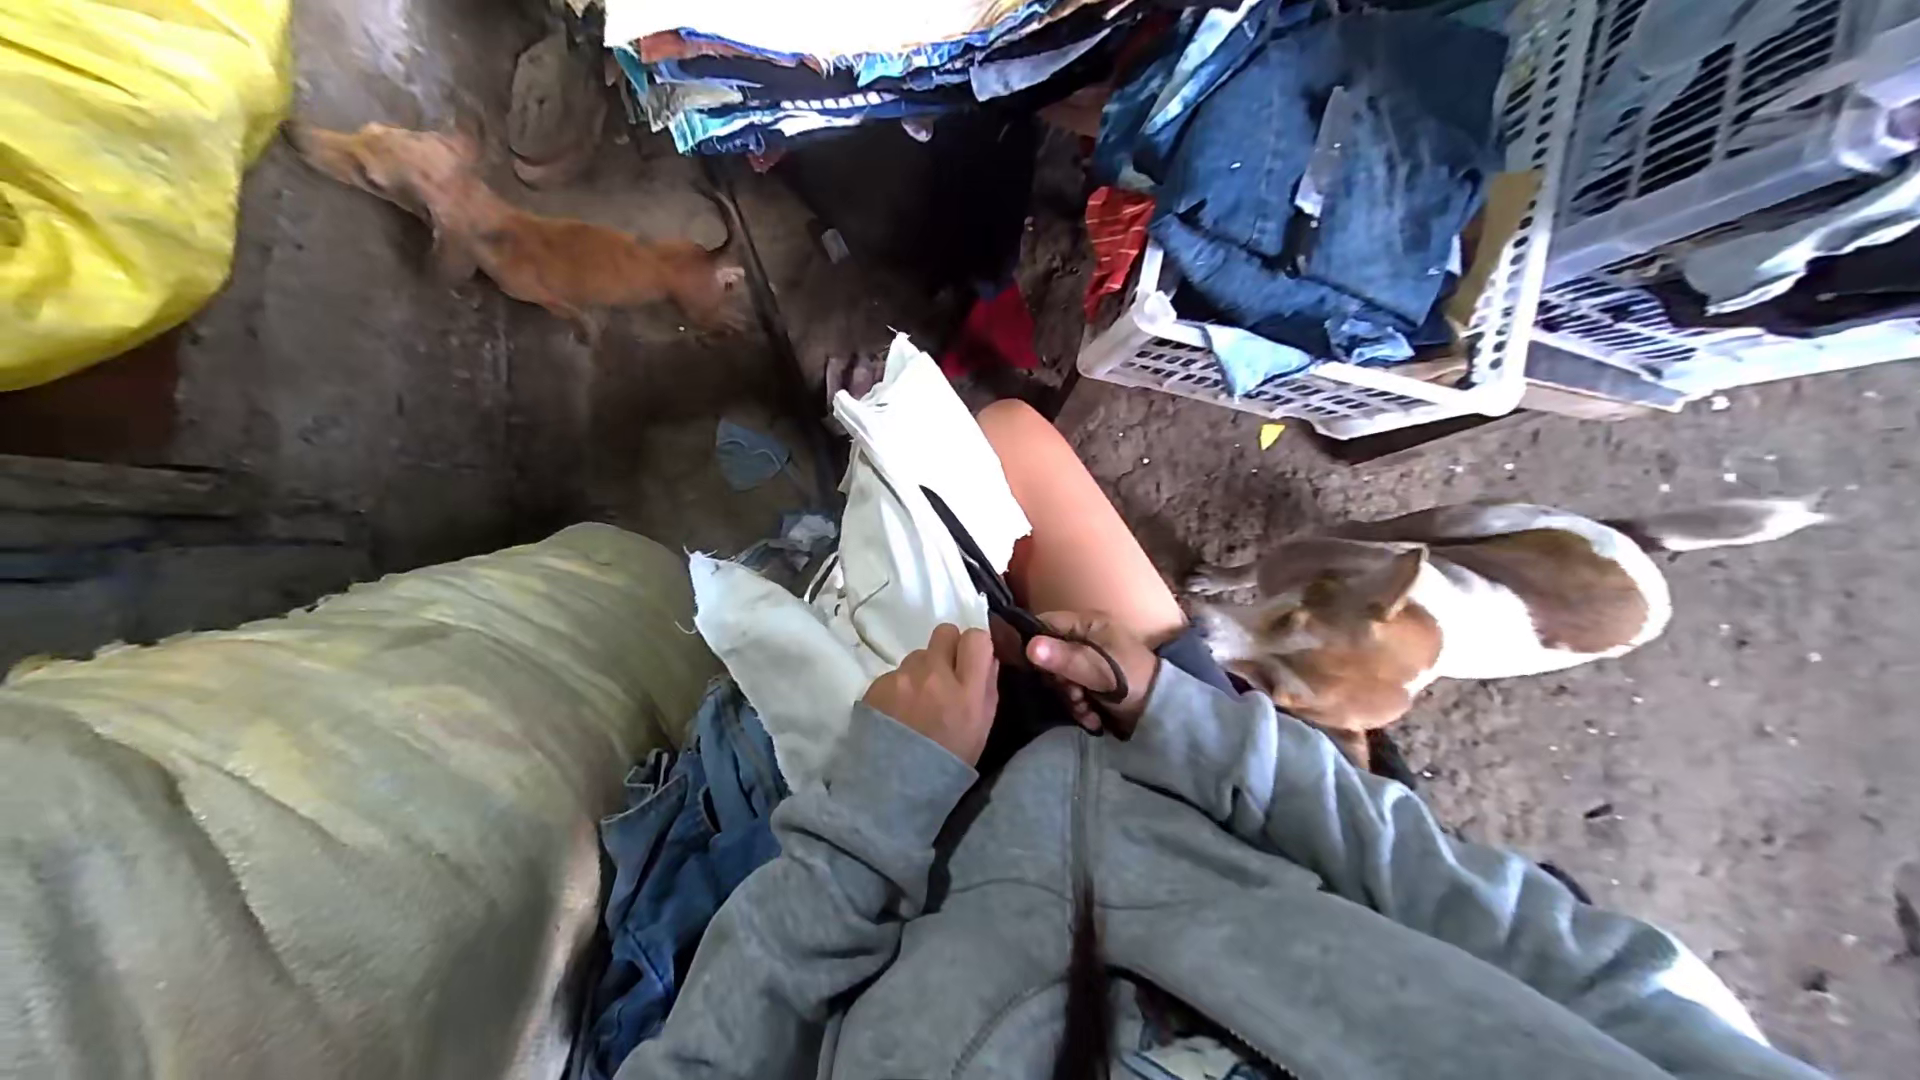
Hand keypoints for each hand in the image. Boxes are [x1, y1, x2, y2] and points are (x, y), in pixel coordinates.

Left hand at [862, 624, 999, 766]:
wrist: (893, 790)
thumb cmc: (947, 763)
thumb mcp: (982, 730)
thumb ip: (988, 689)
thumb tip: (989, 658)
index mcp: (966, 691)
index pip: (975, 637)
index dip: (974, 645)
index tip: (971, 659)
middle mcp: (935, 676)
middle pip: (944, 632)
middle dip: (947, 648)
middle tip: (944, 673)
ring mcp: (903, 678)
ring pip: (917, 654)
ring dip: (921, 670)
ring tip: (917, 702)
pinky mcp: (877, 684)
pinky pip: (894, 673)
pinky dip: (898, 687)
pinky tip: (897, 713)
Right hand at [1024, 611, 1159, 735]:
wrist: (1164, 711)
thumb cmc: (1132, 679)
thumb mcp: (1097, 669)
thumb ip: (1064, 658)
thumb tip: (1029, 647)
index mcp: (1088, 624)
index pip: (1046, 623)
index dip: (1036, 643)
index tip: (1037, 667)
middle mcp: (1087, 639)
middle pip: (1051, 655)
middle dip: (1060, 680)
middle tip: (1073, 693)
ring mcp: (1091, 662)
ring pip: (1062, 678)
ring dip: (1071, 698)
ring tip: (1086, 708)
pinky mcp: (1094, 683)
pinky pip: (1074, 692)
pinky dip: (1081, 707)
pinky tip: (1093, 718)